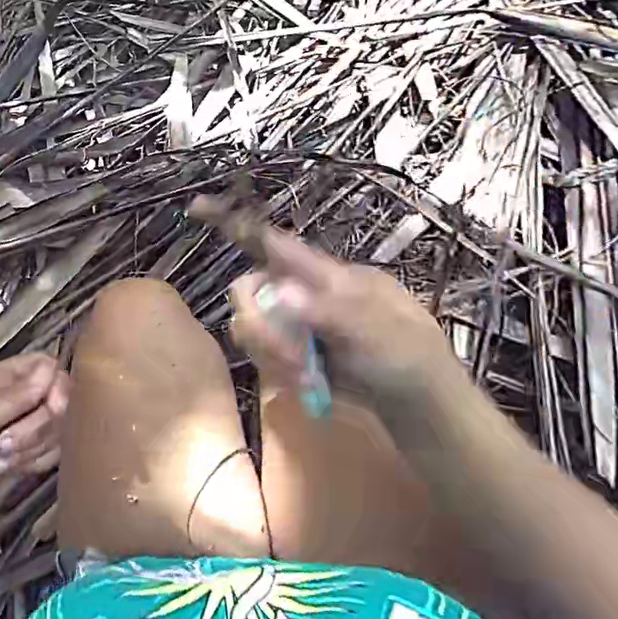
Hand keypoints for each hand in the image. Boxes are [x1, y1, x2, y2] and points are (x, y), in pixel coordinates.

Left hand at [0, 352, 70, 531]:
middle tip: (3, 444)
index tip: (52, 407)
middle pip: (58, 399)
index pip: (45, 366)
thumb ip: (15, 397)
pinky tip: (9, 470)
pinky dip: (36, 463)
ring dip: (32, 449)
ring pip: (58, 428)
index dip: (54, 385)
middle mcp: (18, 397)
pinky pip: (56, 452)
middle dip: (36, 428)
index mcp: (0, 378)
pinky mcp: (33, 453)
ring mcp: (27, 426)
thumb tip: (50, 369)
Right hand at [219, 212, 462, 398]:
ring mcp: (295, 324)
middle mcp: (302, 293)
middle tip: (287, 358)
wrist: (421, 410)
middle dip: (260, 323)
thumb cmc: (411, 361)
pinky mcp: (291, 352)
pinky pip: (261, 352)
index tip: (196, 208)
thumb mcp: (383, 335)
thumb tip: (280, 291)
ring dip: (271, 352)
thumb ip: (330, 312)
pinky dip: (277, 368)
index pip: (274, 242)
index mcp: (327, 275)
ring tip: (306, 376)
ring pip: (250, 323)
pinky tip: (308, 383)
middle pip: (250, 289)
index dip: (234, 223)